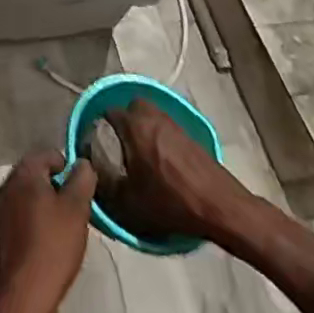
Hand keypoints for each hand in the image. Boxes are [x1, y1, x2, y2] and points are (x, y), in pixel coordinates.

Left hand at [0, 150, 95, 312]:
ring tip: (66, 222)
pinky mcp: (2, 231)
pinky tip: (50, 237)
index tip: (81, 185)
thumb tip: (83, 163)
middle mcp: (7, 185)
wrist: (26, 290)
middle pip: (36, 173)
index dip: (68, 166)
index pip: (47, 153)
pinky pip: (22, 213)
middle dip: (57, 185)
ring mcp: (1, 208)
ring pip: (29, 194)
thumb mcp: (77, 207)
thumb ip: (82, 179)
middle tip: (76, 204)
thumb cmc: (53, 243)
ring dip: (47, 202)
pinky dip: (36, 218)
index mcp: (23, 173)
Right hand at [98, 98, 244, 240]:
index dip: (101, 127)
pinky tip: (161, 159)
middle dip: (125, 119)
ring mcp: (173, 122)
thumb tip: (95, 175)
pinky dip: (160, 135)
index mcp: (134, 126)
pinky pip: (166, 126)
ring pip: (151, 114)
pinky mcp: (189, 133)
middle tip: (121, 143)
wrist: (218, 205)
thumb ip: (107, 185)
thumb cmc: (170, 200)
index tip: (99, 144)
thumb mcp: (130, 201)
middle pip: (132, 106)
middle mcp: (152, 116)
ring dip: (143, 126)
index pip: (109, 113)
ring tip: (141, 152)